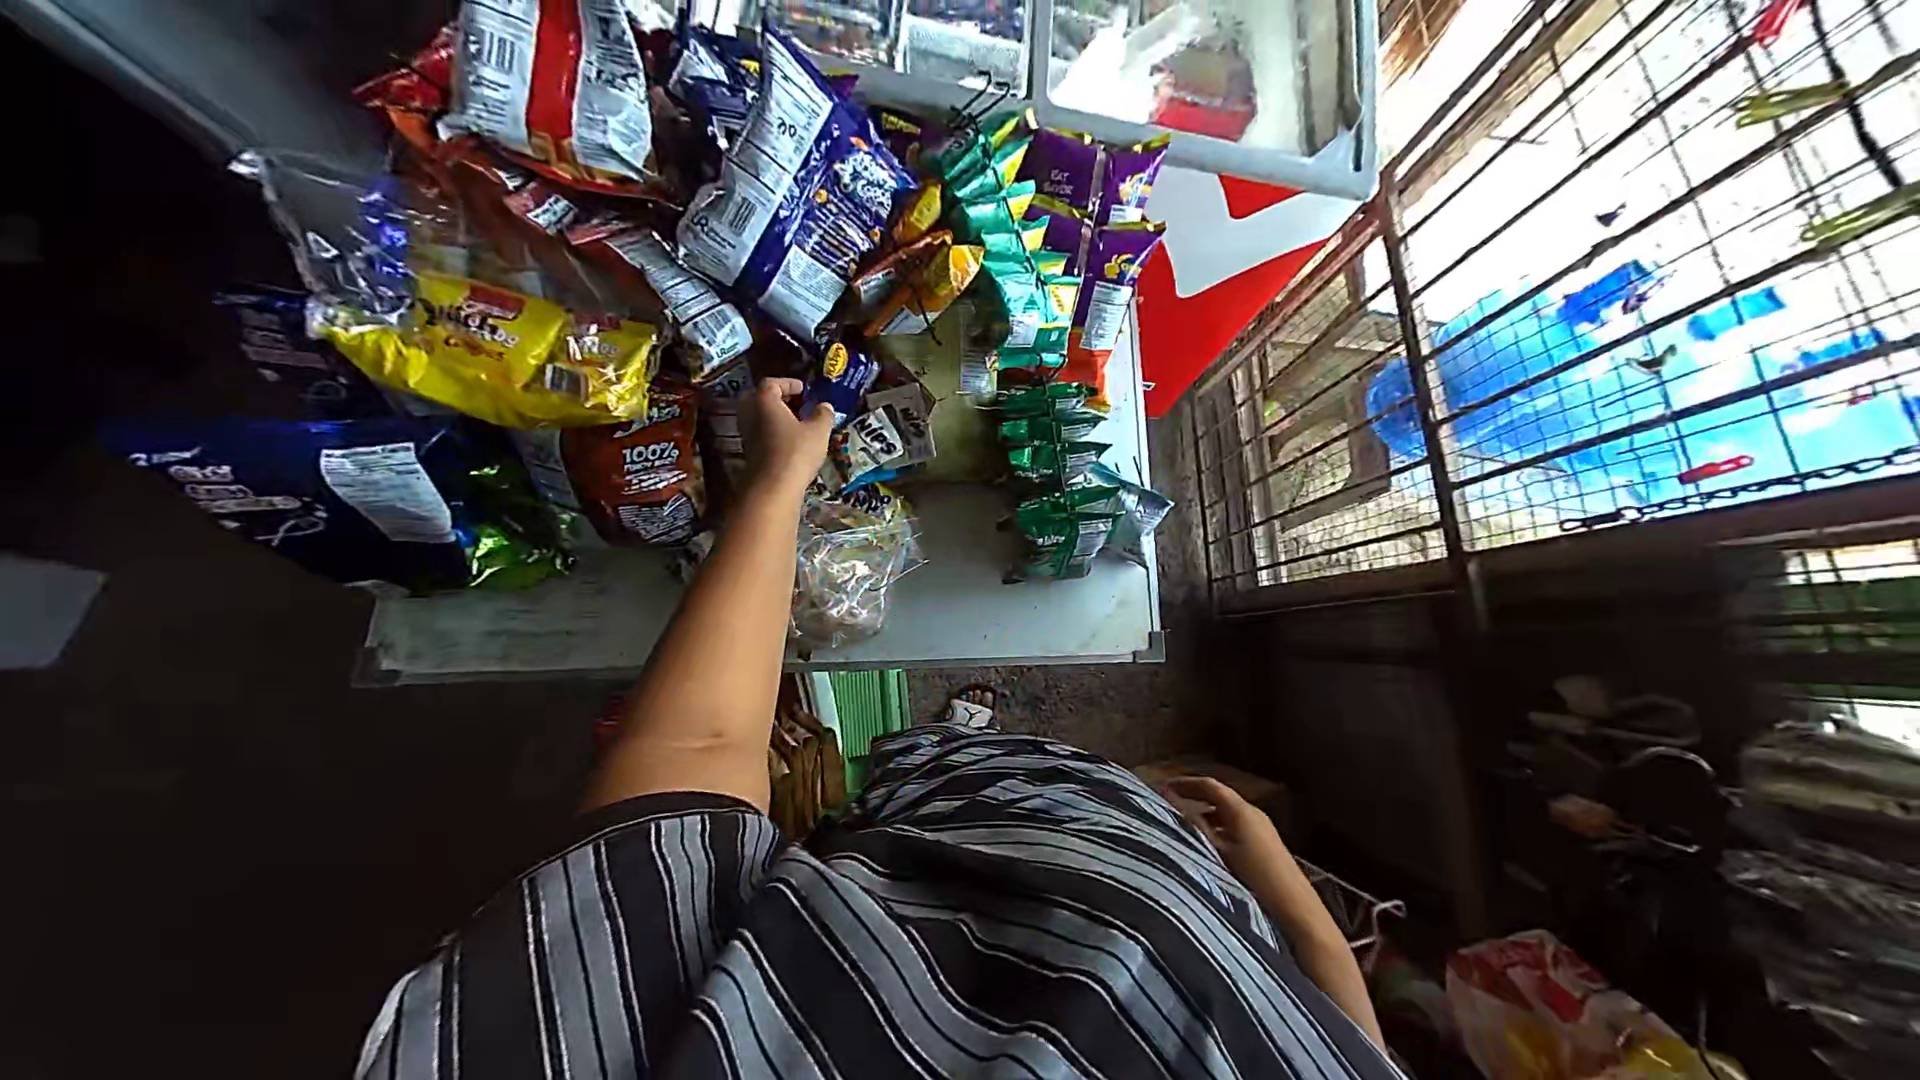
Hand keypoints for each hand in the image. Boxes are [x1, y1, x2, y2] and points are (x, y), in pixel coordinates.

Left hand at [743, 377, 833, 497]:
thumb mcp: (818, 431)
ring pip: (758, 416)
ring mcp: (746, 434)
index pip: (771, 383)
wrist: (774, 487)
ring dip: (774, 416)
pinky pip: (759, 432)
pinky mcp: (748, 451)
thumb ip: (823, 414)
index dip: (788, 383)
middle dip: (776, 398)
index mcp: (764, 401)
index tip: (803, 389)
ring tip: (795, 422)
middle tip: (794, 403)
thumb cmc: (796, 451)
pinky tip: (789, 440)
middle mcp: (749, 413)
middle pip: (758, 397)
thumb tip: (825, 406)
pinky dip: (771, 431)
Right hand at [1162, 774, 1289, 879]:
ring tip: (1185, 824)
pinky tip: (1209, 843)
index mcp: (1241, 810)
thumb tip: (1170, 800)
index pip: (1209, 785)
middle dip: (1194, 797)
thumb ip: (1194, 823)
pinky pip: (1236, 826)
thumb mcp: (1219, 849)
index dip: (1186, 784)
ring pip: (1227, 813)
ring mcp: (1262, 828)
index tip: (1164, 787)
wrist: (1296, 909)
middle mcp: (1253, 813)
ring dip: (1205, 814)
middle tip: (1171, 803)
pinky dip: (1218, 827)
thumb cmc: (1254, 876)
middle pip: (1219, 797)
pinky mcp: (1266, 844)